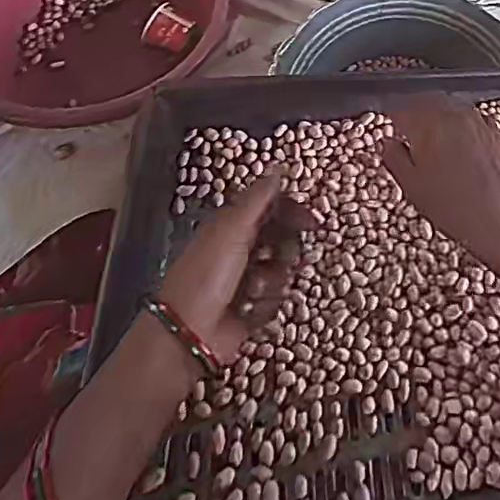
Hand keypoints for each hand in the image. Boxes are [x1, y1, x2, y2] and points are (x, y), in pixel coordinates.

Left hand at [157, 173, 314, 362]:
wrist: (188, 333)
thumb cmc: (207, 274)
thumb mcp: (232, 229)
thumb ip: (258, 199)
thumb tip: (279, 166)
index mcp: (233, 224)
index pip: (272, 208)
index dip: (293, 212)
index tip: (311, 222)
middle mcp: (242, 248)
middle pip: (283, 240)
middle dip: (285, 252)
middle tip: (277, 259)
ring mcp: (248, 279)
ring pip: (283, 271)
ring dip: (272, 281)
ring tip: (252, 290)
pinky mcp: (254, 308)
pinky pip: (278, 299)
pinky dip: (266, 305)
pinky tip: (249, 309)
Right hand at [380, 94, 499, 273]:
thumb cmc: (454, 206)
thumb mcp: (411, 186)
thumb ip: (394, 157)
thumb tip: (387, 143)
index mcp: (426, 123)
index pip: (400, 107)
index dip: (389, 115)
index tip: (386, 122)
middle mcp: (452, 114)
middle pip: (424, 100)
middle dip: (411, 110)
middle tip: (402, 127)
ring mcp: (475, 121)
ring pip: (447, 106)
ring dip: (433, 114)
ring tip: (426, 136)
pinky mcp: (492, 132)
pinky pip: (467, 117)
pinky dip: (456, 124)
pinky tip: (454, 143)